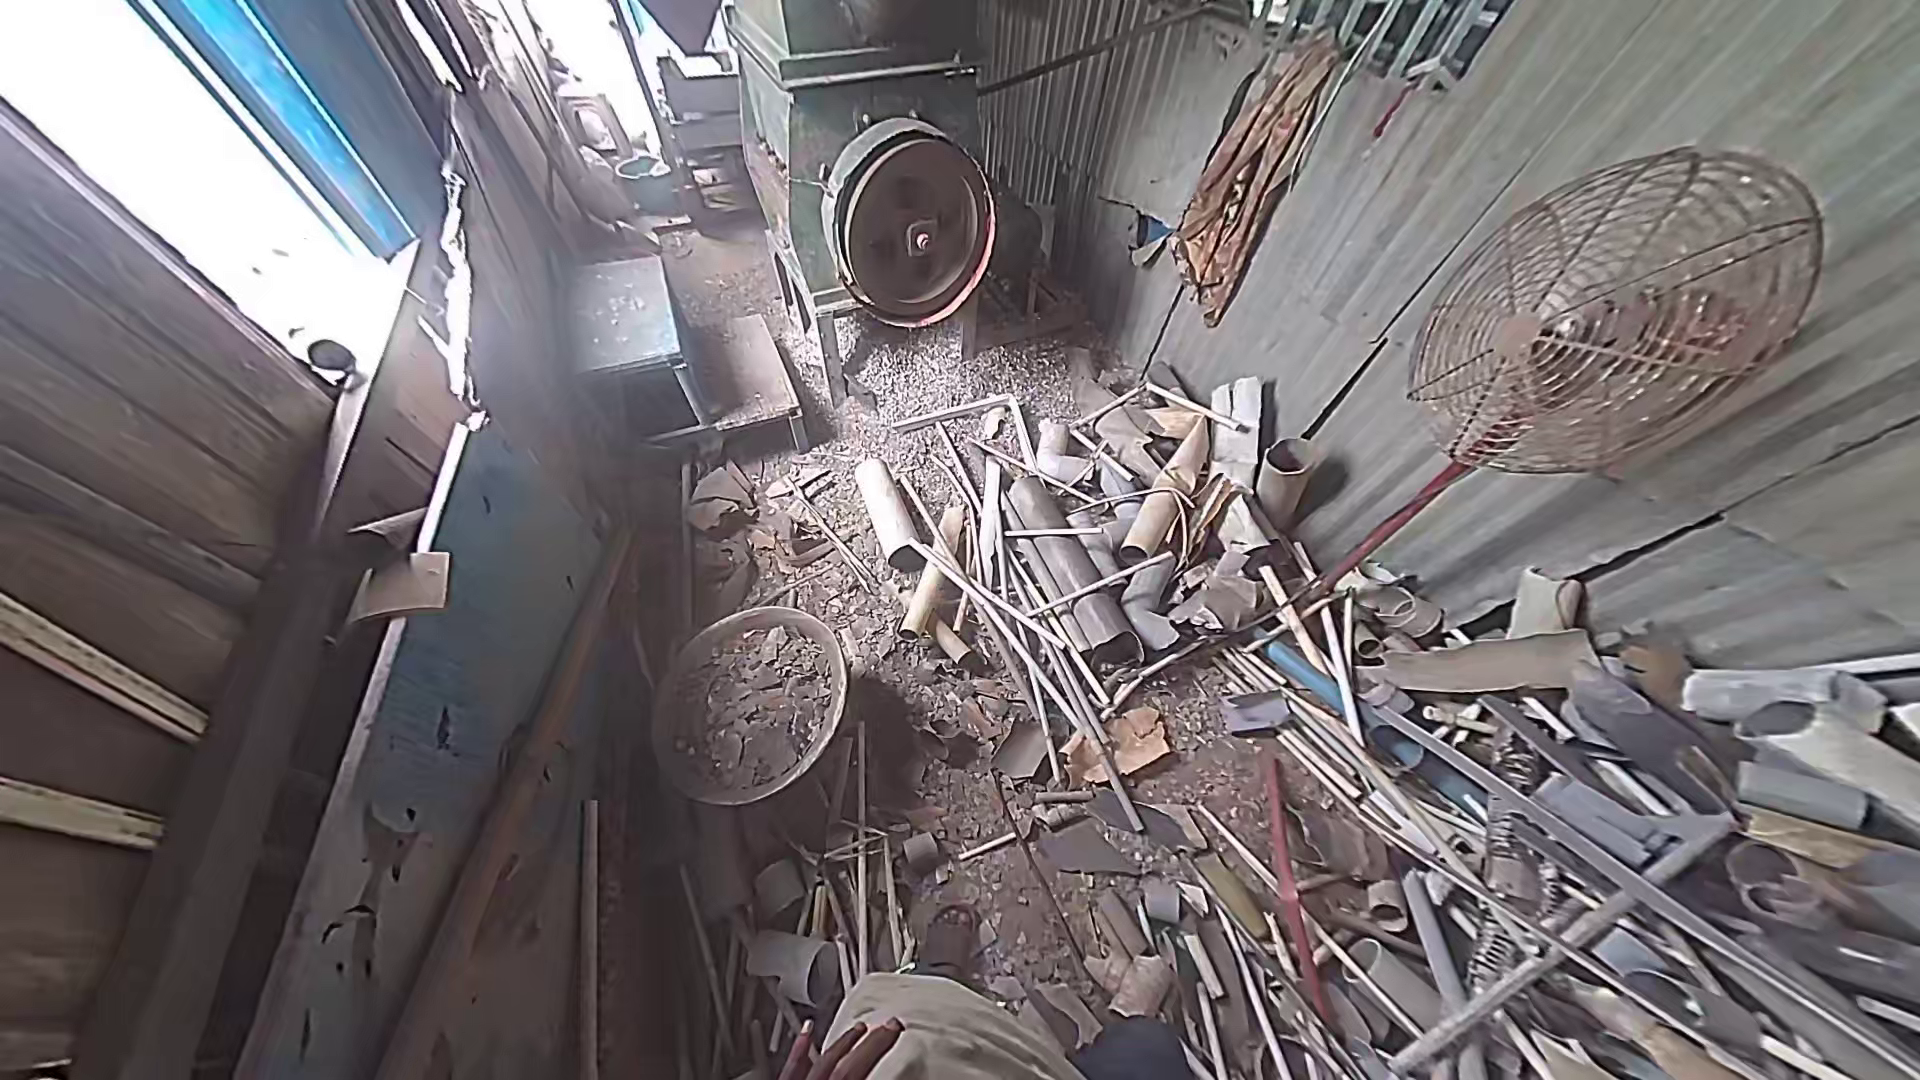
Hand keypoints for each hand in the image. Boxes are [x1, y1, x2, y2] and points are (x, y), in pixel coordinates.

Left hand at [777, 1018, 905, 1079]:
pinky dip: (800, 1048)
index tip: (897, 1028)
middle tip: (887, 1025)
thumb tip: (895, 1074)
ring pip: (820, 1061)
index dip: (880, 1045)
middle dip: (868, 1042)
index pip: (860, 1067)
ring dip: (842, 1042)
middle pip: (845, 1063)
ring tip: (859, 1026)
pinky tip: (808, 1028)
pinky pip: (789, 1069)